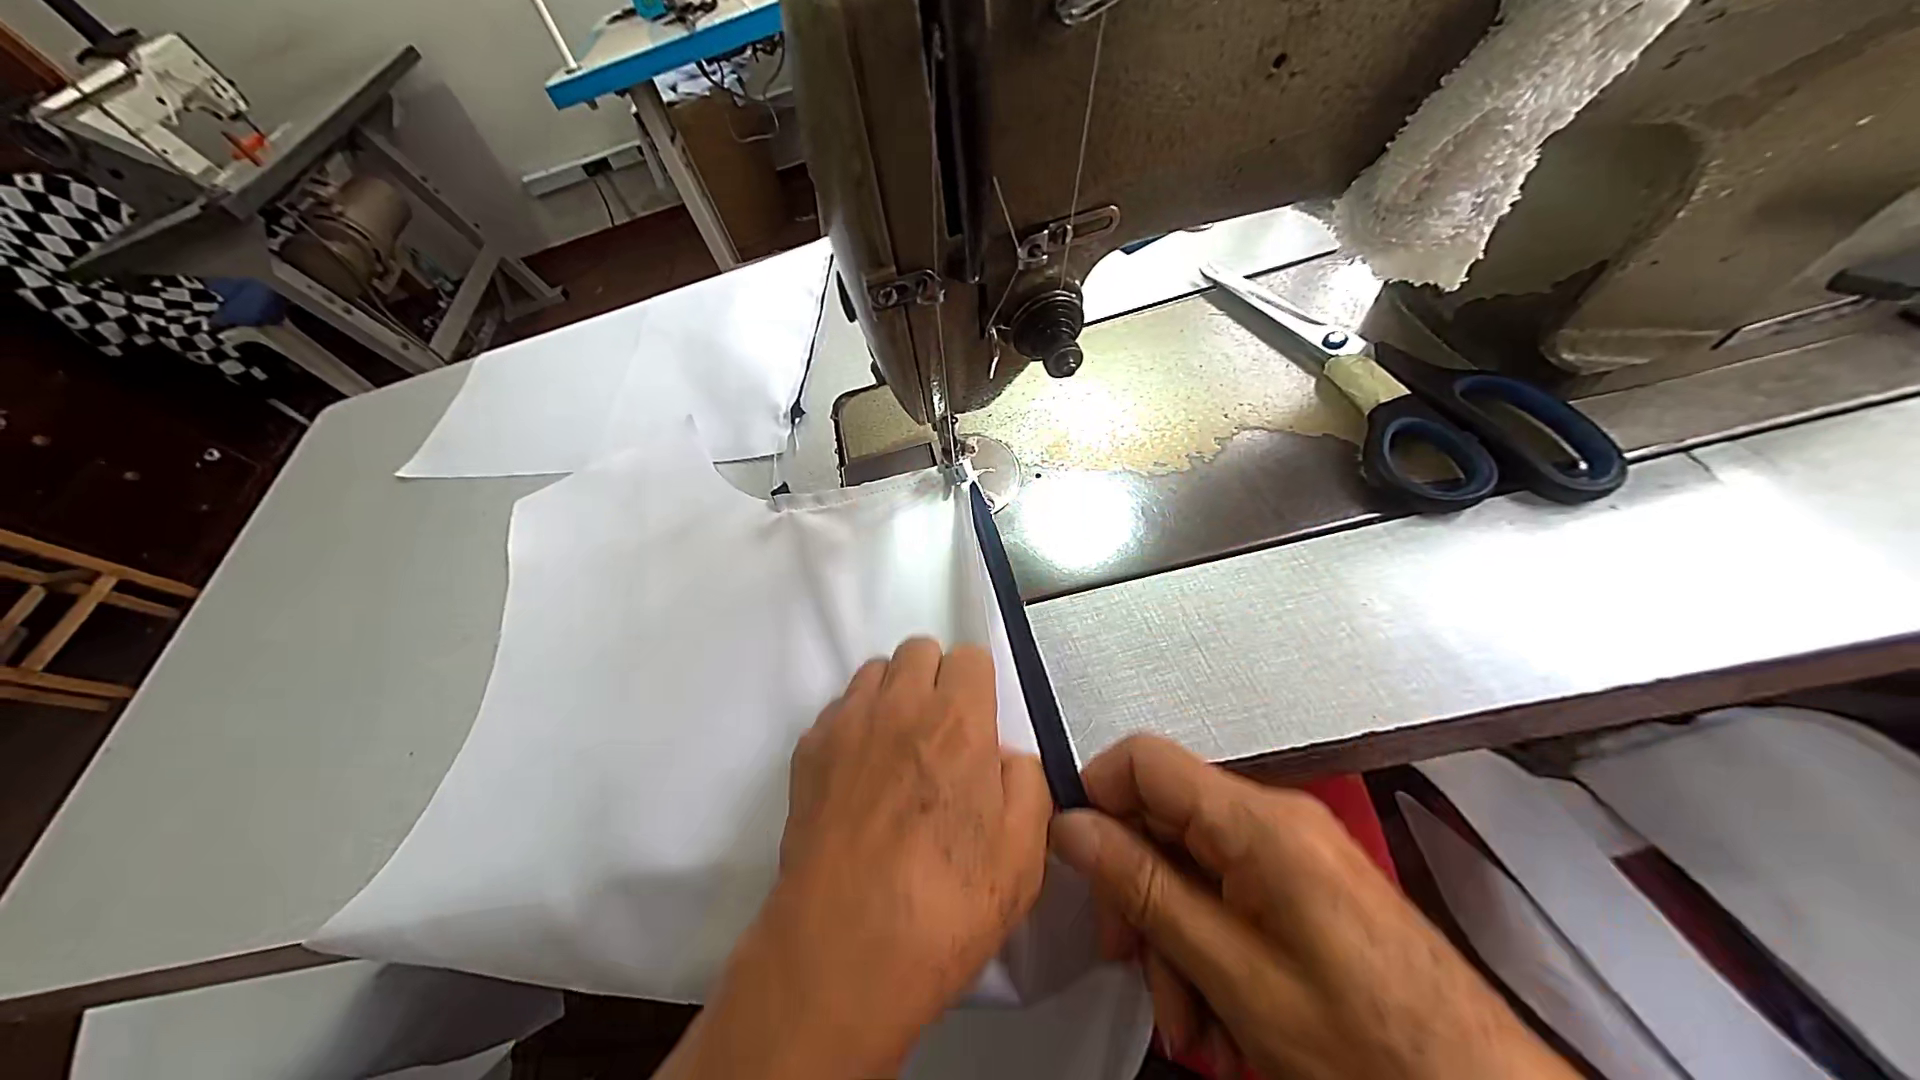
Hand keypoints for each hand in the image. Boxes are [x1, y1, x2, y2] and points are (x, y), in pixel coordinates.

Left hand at [660, 638, 1052, 1079]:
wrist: (843, 950)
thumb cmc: (946, 905)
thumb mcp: (1024, 854)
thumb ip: (1027, 783)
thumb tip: (1003, 758)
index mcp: (958, 721)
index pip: (970, 656)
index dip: (979, 685)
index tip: (979, 721)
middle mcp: (899, 706)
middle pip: (918, 649)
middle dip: (936, 677)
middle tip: (941, 731)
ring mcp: (846, 724)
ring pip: (874, 672)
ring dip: (894, 694)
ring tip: (897, 746)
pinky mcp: (807, 750)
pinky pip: (837, 709)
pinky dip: (855, 723)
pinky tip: (858, 773)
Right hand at [1050, 735, 1578, 1079]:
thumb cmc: (1373, 1048)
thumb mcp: (1231, 972)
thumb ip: (1143, 888)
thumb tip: (1074, 828)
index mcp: (1258, 822)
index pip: (1144, 760)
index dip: (1097, 797)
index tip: (1079, 861)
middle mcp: (1275, 820)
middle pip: (1162, 818)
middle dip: (1137, 893)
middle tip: (1132, 959)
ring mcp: (1291, 853)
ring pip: (1188, 865)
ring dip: (1172, 940)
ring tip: (1193, 1022)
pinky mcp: (1302, 886)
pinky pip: (1226, 893)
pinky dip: (1208, 948)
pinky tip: (1224, 1017)